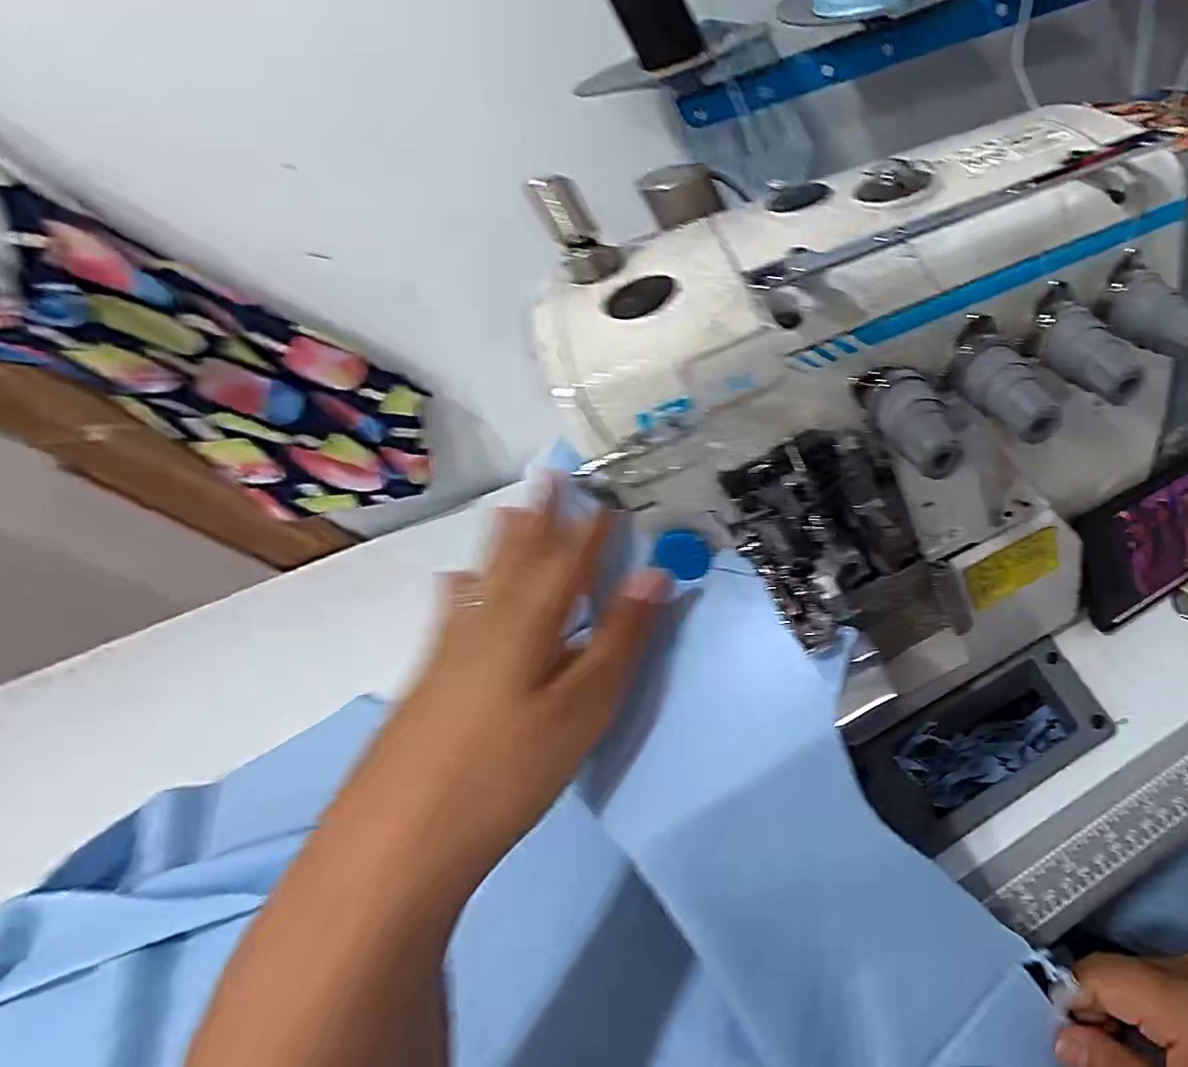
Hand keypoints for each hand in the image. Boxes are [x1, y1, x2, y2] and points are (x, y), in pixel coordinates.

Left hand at [349, 481, 670, 876]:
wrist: (393, 849)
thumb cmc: (508, 771)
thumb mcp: (585, 704)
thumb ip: (621, 636)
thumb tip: (655, 575)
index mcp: (528, 624)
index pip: (568, 561)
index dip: (591, 529)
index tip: (607, 495)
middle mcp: (484, 625)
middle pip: (519, 559)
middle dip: (539, 518)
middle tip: (548, 477)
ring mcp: (448, 653)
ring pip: (483, 580)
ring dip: (503, 543)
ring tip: (509, 510)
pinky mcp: (428, 683)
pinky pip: (454, 611)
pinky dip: (462, 588)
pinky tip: (455, 584)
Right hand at [1055, 953, 1187, 1066]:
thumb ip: (1111, 1063)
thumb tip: (1065, 1039)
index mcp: (1174, 986)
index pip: (1095, 971)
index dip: (1068, 1000)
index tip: (1054, 1036)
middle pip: (1115, 970)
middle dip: (1092, 1007)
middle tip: (1081, 1053)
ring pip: (1137, 977)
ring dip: (1116, 1010)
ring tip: (1112, 1055)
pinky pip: (1163, 986)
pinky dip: (1143, 1010)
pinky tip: (1144, 1048)